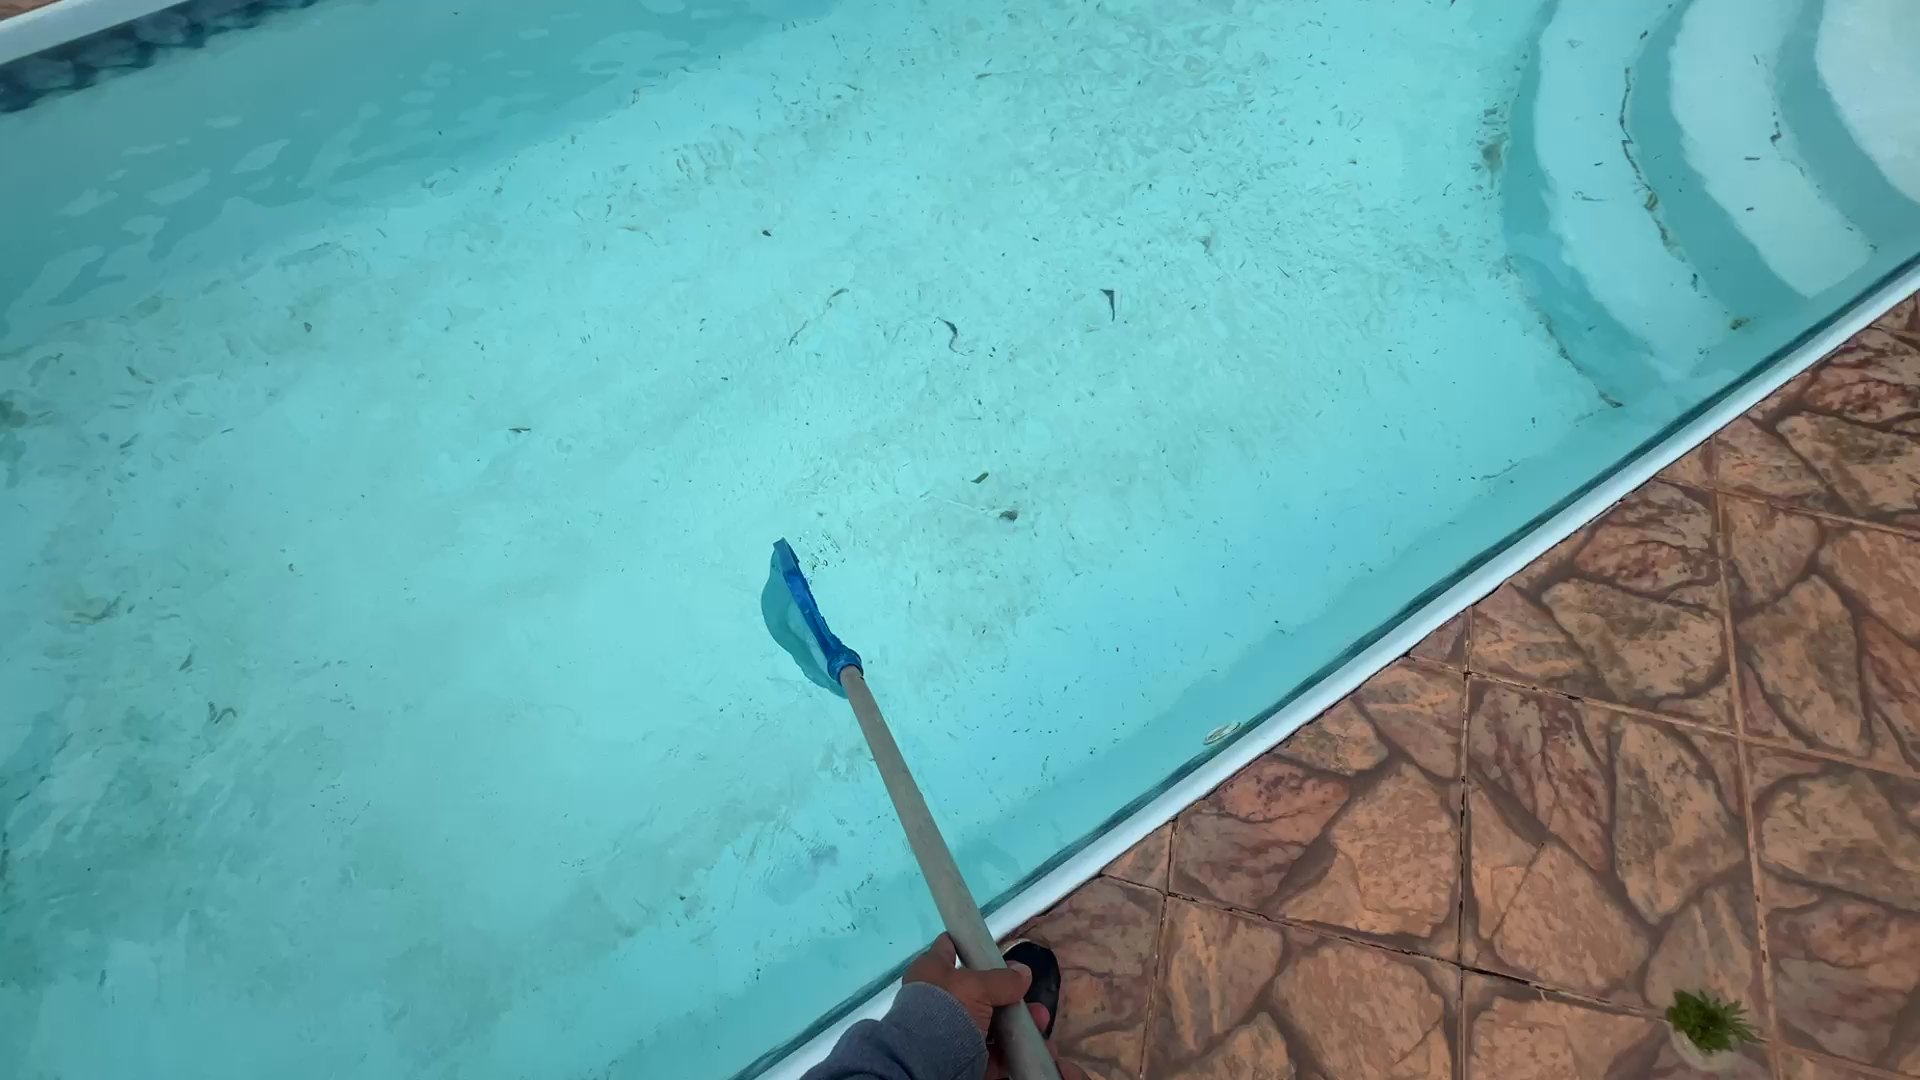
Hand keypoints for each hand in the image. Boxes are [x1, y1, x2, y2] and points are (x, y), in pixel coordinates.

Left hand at [904, 934, 1088, 1079]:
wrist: (927, 1064)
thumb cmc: (946, 1009)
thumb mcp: (976, 986)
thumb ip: (1002, 979)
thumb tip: (1023, 973)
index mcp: (933, 971)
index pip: (949, 948)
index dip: (970, 946)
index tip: (992, 949)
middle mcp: (939, 1000)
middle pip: (980, 992)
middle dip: (1011, 996)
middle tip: (1033, 1001)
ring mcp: (951, 1032)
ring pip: (990, 1025)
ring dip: (1018, 1025)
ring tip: (1042, 1024)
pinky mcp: (962, 1061)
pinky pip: (992, 1055)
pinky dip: (1012, 1054)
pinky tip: (1035, 1050)